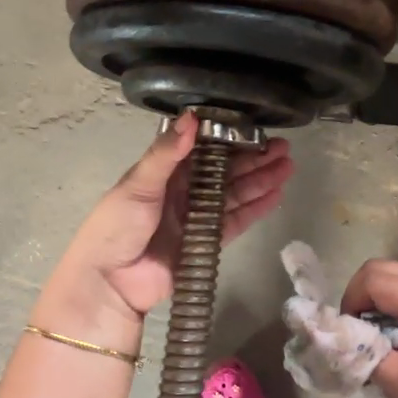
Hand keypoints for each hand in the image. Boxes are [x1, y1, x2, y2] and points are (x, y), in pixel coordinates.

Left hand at [34, 113, 294, 340]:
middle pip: (225, 170)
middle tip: (284, 147)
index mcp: (165, 171)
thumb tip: (192, 116)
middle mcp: (183, 190)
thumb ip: (166, 152)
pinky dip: (255, 209)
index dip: (229, 138)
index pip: (203, 148)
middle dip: (254, 159)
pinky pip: (235, 222)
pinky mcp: (206, 243)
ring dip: (260, 180)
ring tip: (287, 167)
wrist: (109, 281)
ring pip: (235, 194)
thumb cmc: (118, 224)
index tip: (255, 127)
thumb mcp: (138, 183)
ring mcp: (196, 217)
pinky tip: (275, 195)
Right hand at [342, 259, 397, 397]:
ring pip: (392, 273)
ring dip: (375, 298)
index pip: (374, 279)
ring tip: (377, 332)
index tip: (350, 332)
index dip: (352, 301)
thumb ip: (363, 352)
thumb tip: (338, 332)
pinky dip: (391, 300)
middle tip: (359, 331)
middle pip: (381, 268)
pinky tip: (396, 330)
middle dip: (361, 295)